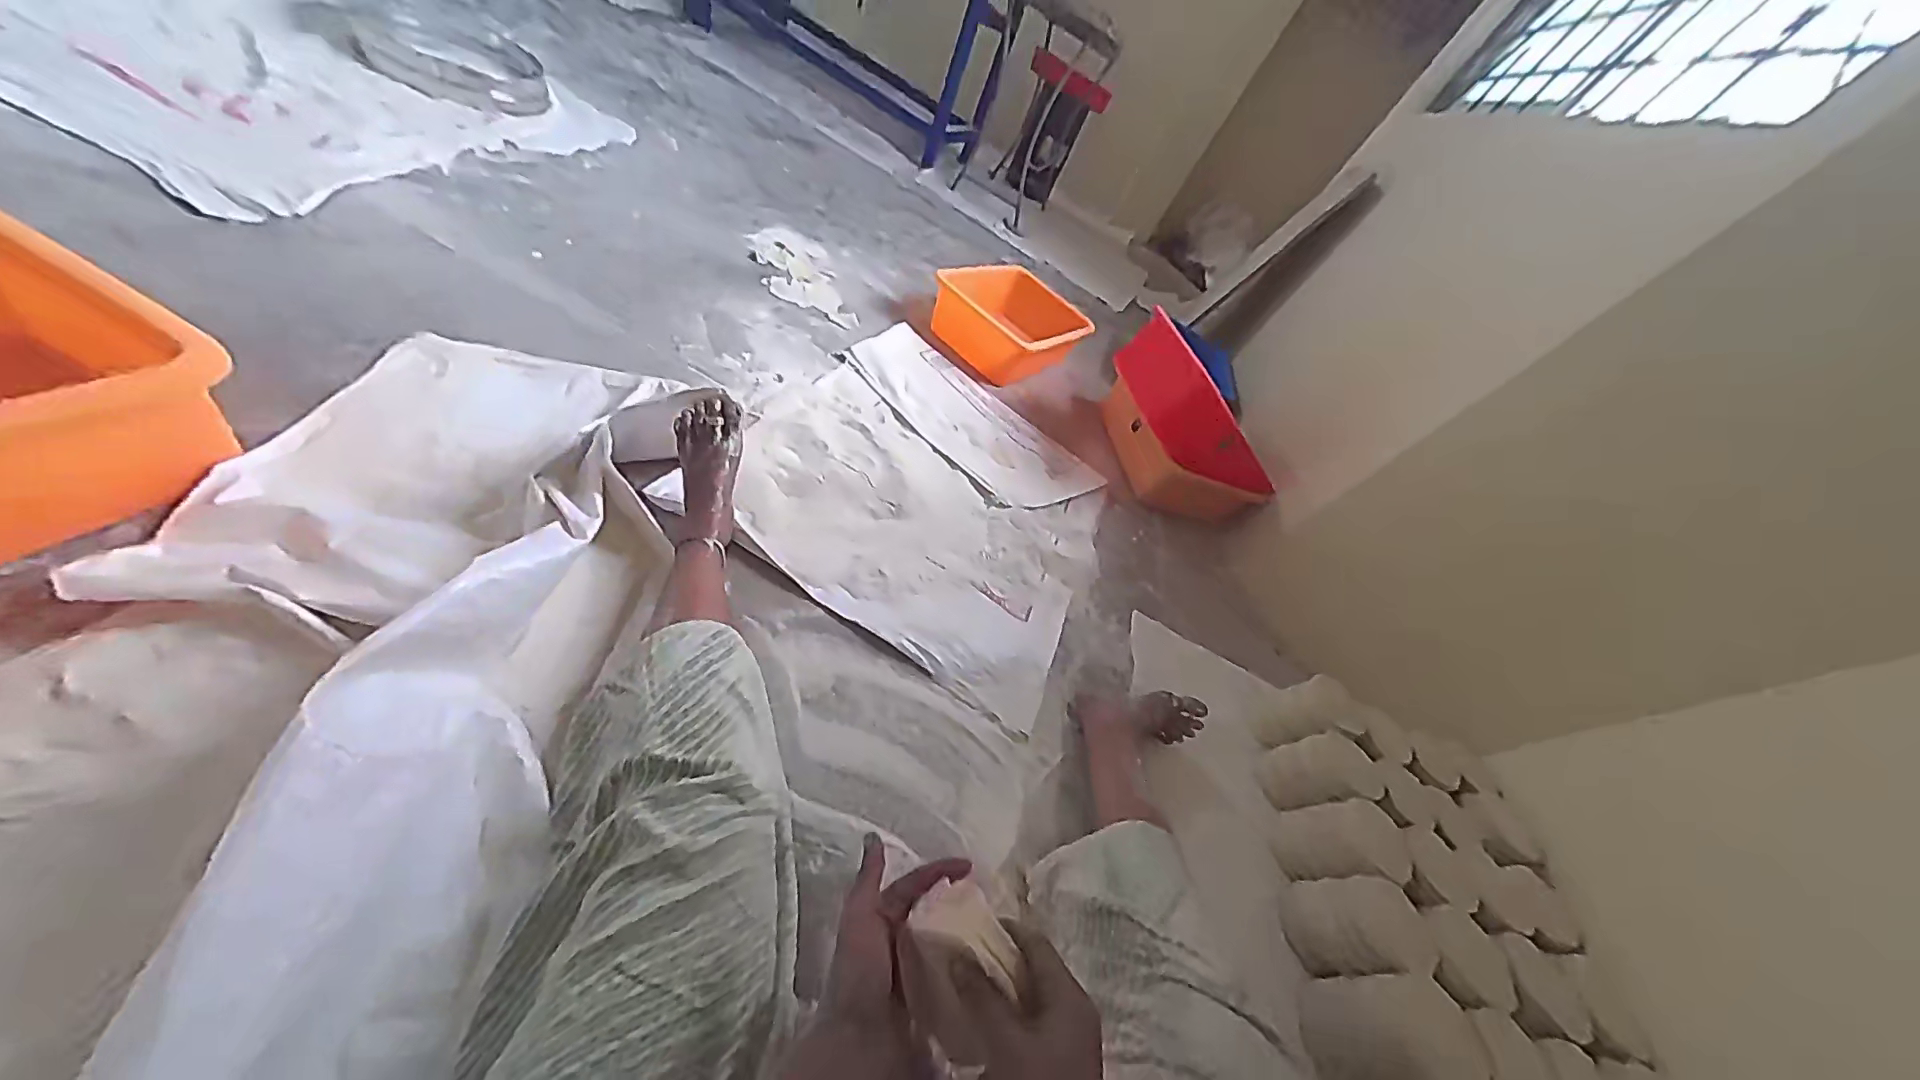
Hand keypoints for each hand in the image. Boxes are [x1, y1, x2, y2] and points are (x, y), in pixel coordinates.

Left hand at [781, 835, 968, 1079]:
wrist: (862, 1039)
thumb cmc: (858, 973)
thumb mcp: (858, 918)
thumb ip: (867, 880)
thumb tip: (873, 838)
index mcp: (886, 918)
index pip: (918, 885)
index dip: (941, 871)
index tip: (971, 866)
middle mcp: (905, 939)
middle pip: (938, 909)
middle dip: (960, 898)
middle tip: (989, 893)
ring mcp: (922, 966)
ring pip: (951, 937)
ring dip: (970, 928)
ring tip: (997, 921)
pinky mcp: (937, 992)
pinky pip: (958, 970)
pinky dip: (972, 960)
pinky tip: (992, 955)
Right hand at [949, 920, 1103, 1079]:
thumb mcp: (1006, 1039)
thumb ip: (981, 993)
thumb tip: (957, 952)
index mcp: (1070, 994)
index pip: (1035, 941)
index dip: (1002, 929)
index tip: (967, 925)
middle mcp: (1074, 1007)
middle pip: (1032, 967)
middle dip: (995, 959)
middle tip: (960, 956)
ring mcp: (1069, 1035)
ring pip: (1029, 995)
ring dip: (998, 987)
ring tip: (964, 986)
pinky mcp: (1059, 1058)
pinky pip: (1030, 1019)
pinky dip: (1006, 1012)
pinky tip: (982, 1021)